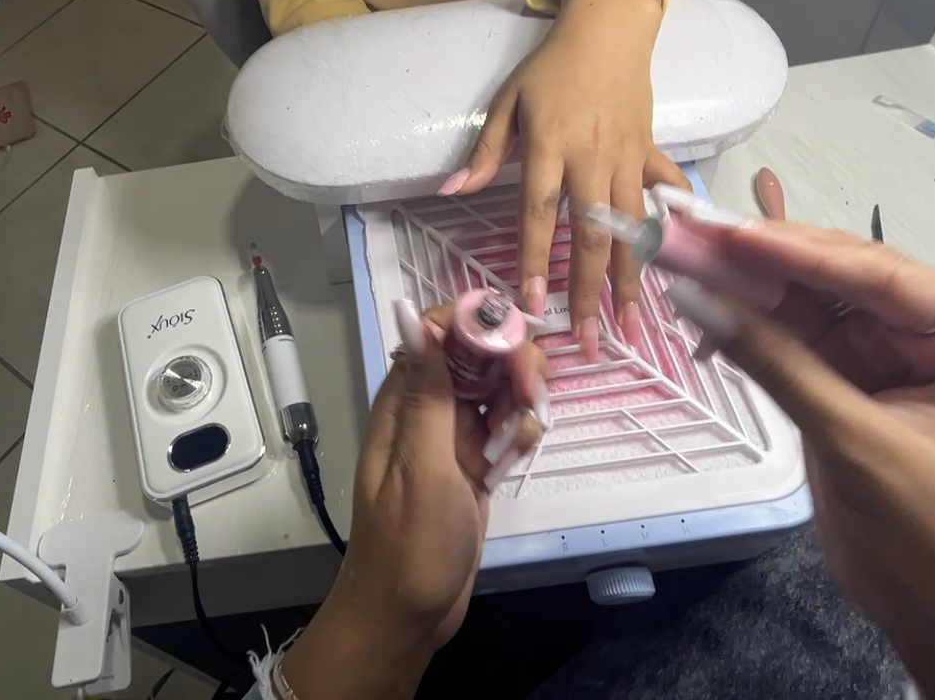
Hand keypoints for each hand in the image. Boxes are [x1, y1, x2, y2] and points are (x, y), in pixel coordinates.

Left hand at [279, 302, 544, 698]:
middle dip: (509, 364)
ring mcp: (452, 435)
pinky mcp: (472, 462)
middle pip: (476, 355)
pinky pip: (503, 427)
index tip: (513, 341)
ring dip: (517, 401)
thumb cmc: (409, 546)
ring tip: (518, 437)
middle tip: (530, 395)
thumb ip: (428, 393)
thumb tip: (413, 317)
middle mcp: (427, 407)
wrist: (406, 617)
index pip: (437, 333)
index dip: (475, 325)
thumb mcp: (422, 467)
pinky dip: (516, 434)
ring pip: (495, 388)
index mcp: (404, 399)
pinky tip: (513, 457)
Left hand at [448, 0, 688, 360]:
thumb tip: (451, 190)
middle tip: (591, 338)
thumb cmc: (549, 70)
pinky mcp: (652, 152)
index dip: (535, 259)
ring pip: (632, 227)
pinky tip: (682, 261)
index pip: (538, 213)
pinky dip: (674, 225)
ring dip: (632, 277)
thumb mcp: (507, 102)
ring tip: (633, 322)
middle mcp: (592, 160)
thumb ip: (485, 151)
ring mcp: (628, 159)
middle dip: (589, 290)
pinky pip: (665, 193)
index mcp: (549, 147)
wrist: (607, 32)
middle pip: (592, 235)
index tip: (533, 302)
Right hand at [667, 222, 934, 699]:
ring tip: (684, 260)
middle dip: (764, 260)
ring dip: (747, 287)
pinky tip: (704, 310)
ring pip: (807, 304)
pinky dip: (747, 328)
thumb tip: (690, 293)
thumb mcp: (858, 445)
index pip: (882, 276)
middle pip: (840, 278)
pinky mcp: (848, 383)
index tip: (726, 230)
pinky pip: (790, 340)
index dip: (798, 249)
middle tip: (692, 234)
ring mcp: (888, 359)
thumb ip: (775, 362)